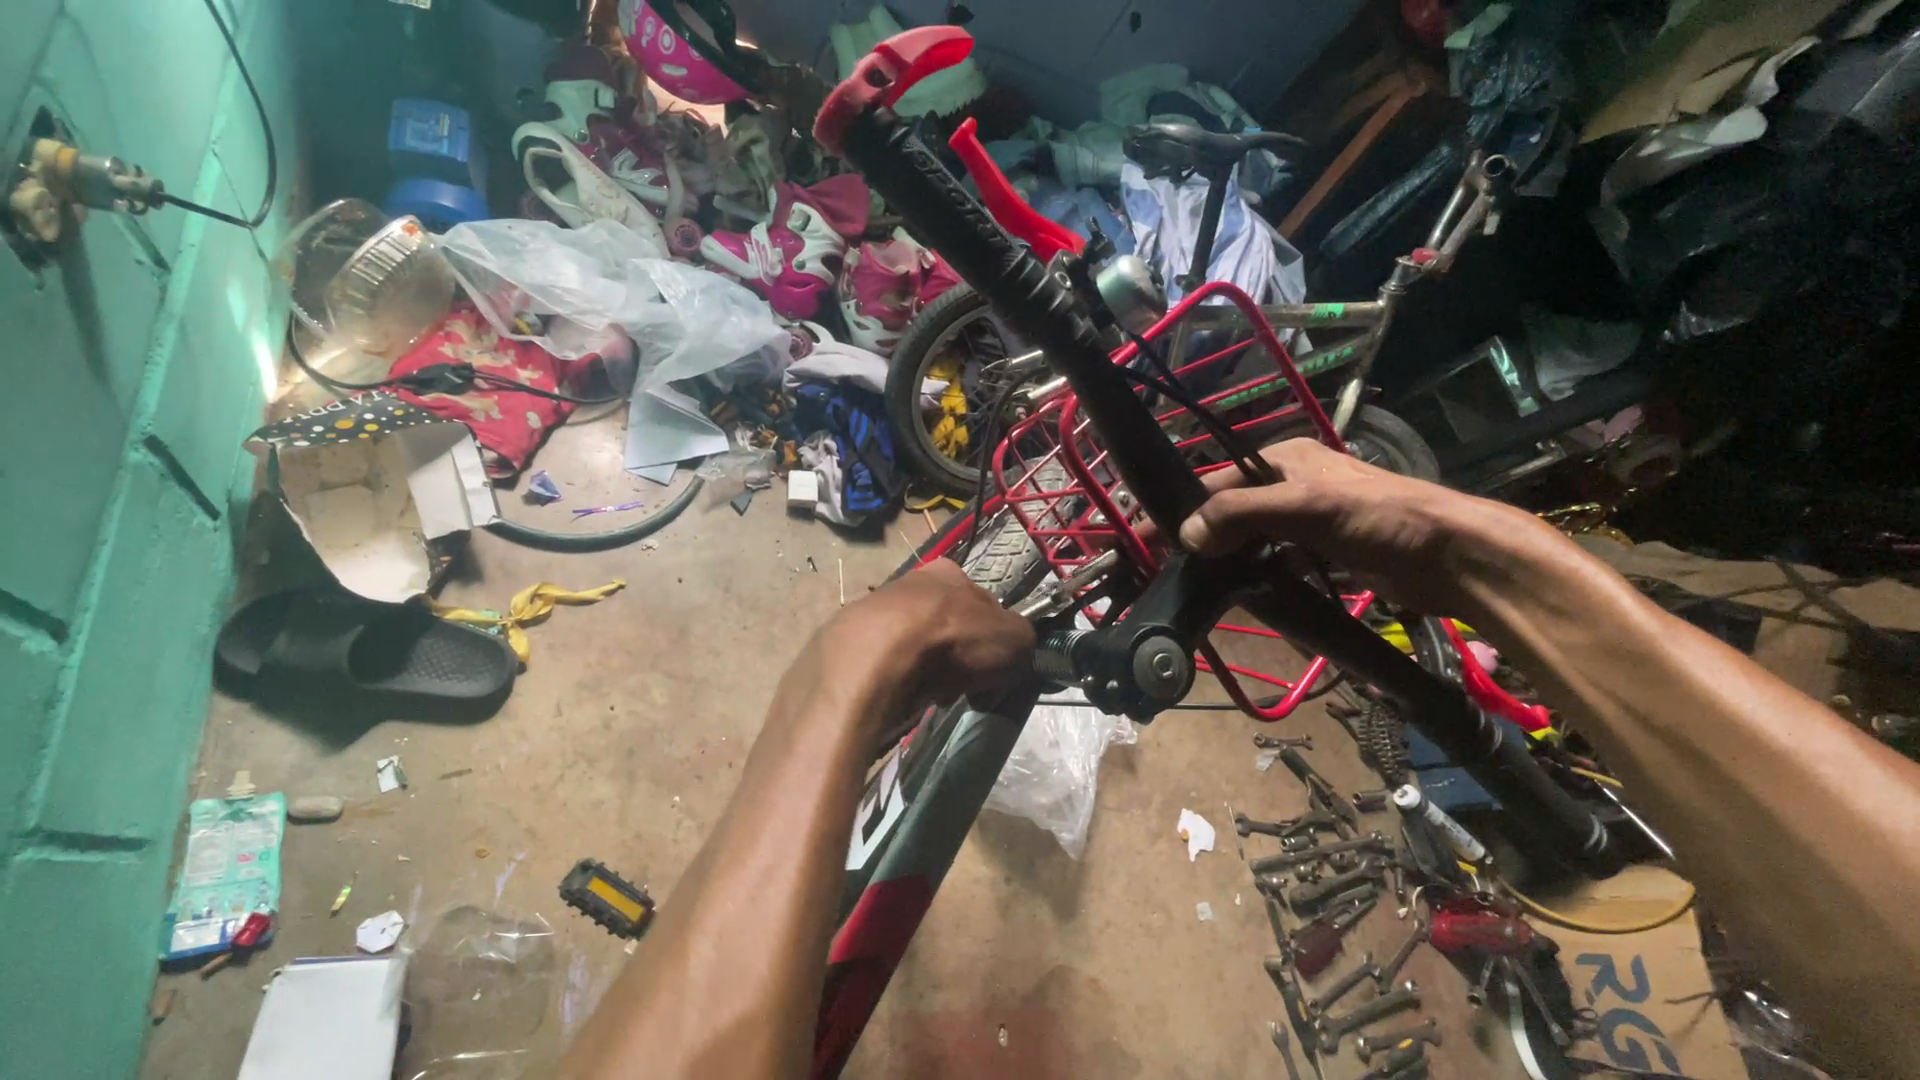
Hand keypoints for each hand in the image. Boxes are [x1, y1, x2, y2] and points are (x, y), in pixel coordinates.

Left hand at [823, 558, 1035, 710]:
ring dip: (930, 674)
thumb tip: (1013, 652)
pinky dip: (901, 684)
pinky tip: (906, 697)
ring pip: (918, 650)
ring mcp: (877, 613)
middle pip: (946, 629)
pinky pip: (890, 669)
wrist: (881, 660)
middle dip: (958, 659)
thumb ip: (1021, 639)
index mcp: (948, 572)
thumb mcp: (1015, 637)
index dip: (991, 638)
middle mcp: (910, 584)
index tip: (993, 668)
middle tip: (966, 686)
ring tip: (935, 695)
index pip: (979, 603)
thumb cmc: (954, 638)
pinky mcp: (852, 646)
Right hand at [1175, 438, 1548, 614]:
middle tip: (1165, 566)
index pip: (1214, 483)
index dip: (1179, 509)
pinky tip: (1238, 590)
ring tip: (1193, 582)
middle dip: (1199, 535)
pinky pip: (1273, 559)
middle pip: (1229, 510)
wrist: (1449, 554)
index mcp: (1282, 458)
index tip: (1143, 537)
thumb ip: (1242, 515)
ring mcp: (1306, 519)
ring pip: (1250, 537)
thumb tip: (1186, 535)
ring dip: (1225, 556)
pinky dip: (1254, 571)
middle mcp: (1290, 483)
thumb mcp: (1304, 506)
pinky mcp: (1321, 550)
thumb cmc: (1377, 517)